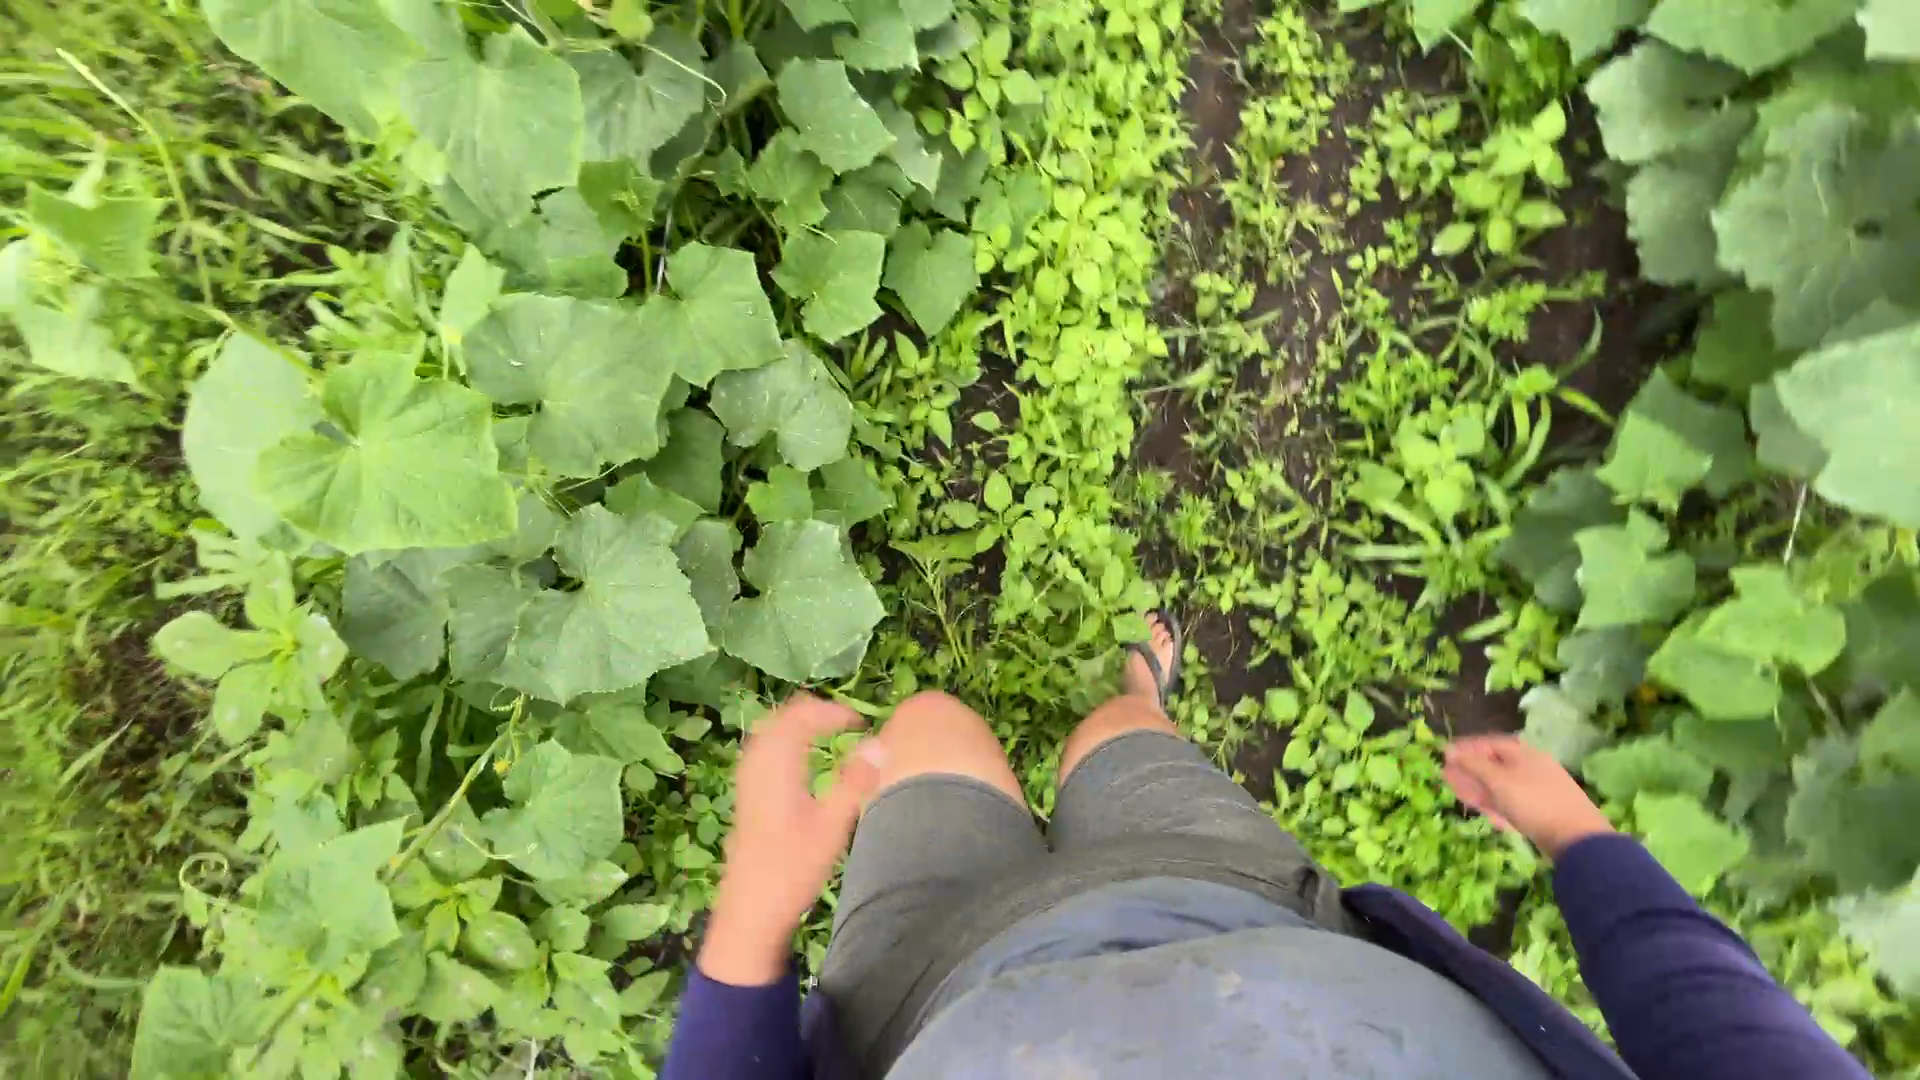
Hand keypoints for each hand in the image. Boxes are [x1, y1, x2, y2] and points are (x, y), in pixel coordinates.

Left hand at [698, 694, 889, 985]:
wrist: (748, 913)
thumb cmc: (792, 871)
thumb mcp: (831, 827)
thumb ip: (854, 782)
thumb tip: (879, 744)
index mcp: (777, 767)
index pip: (801, 718)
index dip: (831, 711)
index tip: (859, 720)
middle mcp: (757, 767)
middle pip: (781, 718)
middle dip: (813, 711)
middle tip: (844, 720)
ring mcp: (747, 782)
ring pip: (768, 732)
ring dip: (796, 724)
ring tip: (825, 730)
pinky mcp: (745, 797)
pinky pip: (762, 749)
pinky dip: (783, 740)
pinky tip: (798, 758)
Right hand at [1443, 735, 1614, 858]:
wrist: (1579, 840)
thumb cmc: (1534, 802)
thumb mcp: (1498, 781)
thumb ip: (1472, 764)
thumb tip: (1449, 750)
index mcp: (1525, 754)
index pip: (1489, 743)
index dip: (1466, 747)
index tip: (1446, 755)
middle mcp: (1533, 768)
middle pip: (1495, 765)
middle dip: (1470, 772)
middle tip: (1449, 779)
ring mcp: (1540, 790)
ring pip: (1503, 786)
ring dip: (1481, 791)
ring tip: (1465, 800)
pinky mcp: (1543, 811)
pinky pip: (1514, 802)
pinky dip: (1499, 806)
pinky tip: (1492, 819)